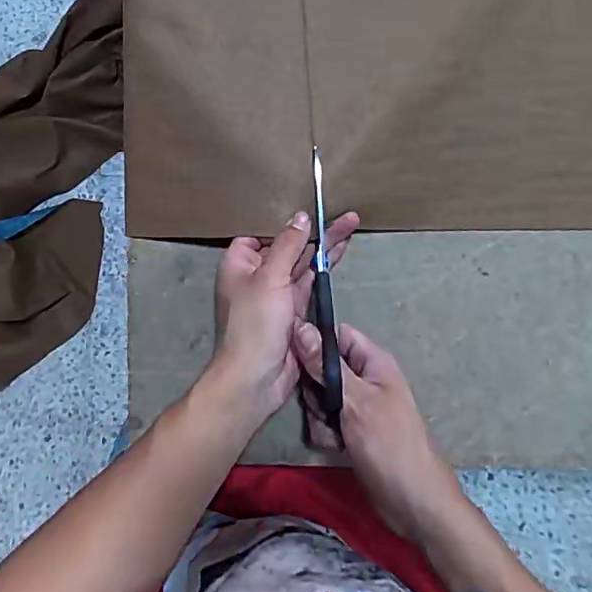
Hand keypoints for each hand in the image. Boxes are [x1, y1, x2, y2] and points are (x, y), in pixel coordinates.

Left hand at [206, 210, 358, 422]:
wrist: (255, 378)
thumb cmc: (255, 322)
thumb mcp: (270, 277)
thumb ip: (288, 245)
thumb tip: (300, 217)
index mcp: (240, 263)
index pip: (260, 235)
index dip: (282, 225)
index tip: (306, 213)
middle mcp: (256, 276)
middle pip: (288, 247)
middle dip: (314, 233)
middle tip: (345, 216)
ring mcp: (276, 295)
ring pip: (302, 265)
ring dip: (325, 248)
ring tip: (351, 226)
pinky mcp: (293, 312)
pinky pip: (310, 284)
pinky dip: (325, 270)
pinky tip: (340, 253)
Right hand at [294, 321, 466, 543]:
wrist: (414, 504)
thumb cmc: (390, 445)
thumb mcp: (354, 400)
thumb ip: (324, 365)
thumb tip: (300, 326)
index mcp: (373, 361)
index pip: (336, 334)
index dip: (313, 341)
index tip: (294, 355)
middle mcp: (365, 378)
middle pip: (323, 367)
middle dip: (314, 388)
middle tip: (320, 406)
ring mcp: (359, 405)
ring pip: (321, 396)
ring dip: (318, 415)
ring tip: (331, 431)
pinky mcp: (352, 429)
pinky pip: (327, 420)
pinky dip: (325, 432)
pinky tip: (334, 446)